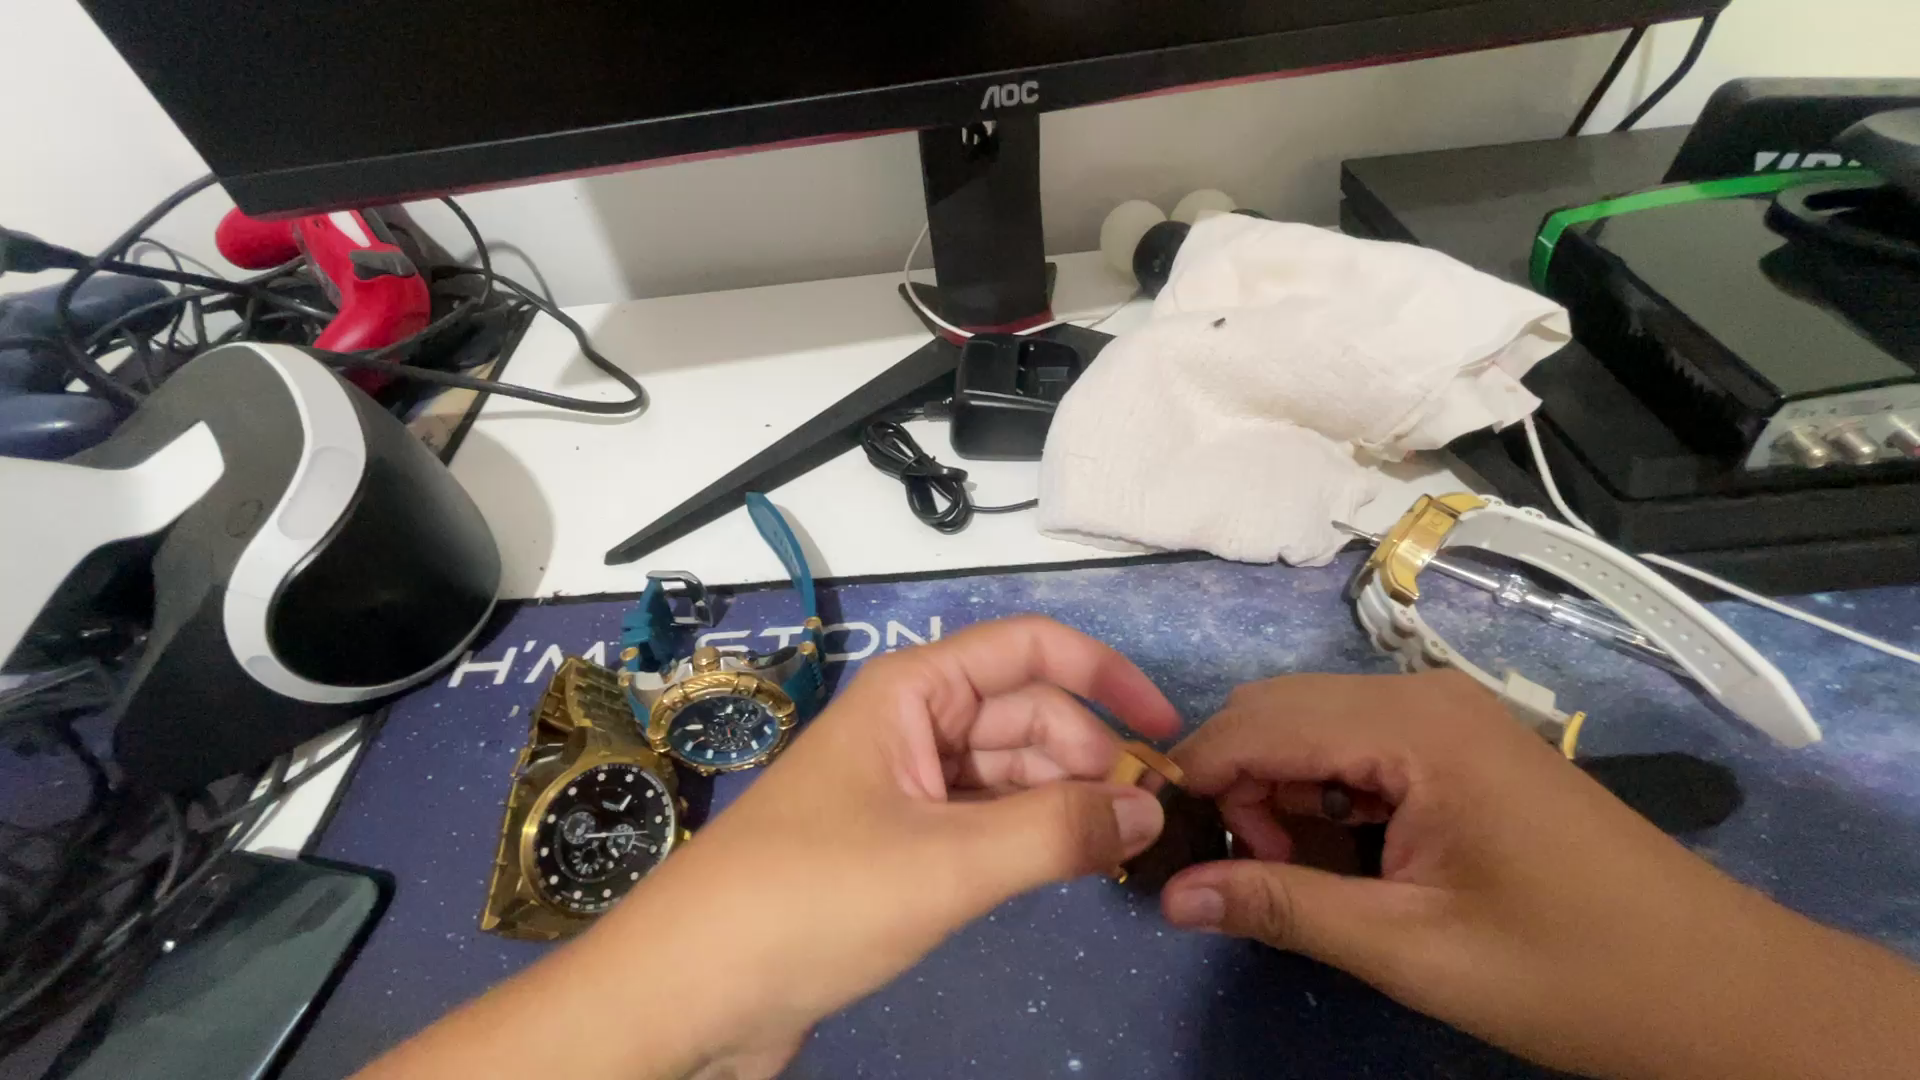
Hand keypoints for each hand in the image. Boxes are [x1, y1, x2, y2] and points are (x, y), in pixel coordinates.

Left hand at [358, 616, 1174, 1079]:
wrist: (690, 993)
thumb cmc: (812, 899)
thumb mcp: (947, 863)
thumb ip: (1056, 831)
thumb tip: (1152, 810)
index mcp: (914, 691)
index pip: (1028, 648)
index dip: (1104, 673)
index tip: (1168, 727)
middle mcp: (913, 723)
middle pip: (1025, 713)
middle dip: (1091, 755)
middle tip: (1153, 821)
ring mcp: (906, 783)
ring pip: (1009, 768)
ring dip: (1066, 798)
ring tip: (1123, 850)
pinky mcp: (900, 840)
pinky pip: (985, 817)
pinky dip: (1032, 834)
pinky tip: (1071, 864)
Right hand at [1160, 671, 1919, 1079]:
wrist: (1734, 996)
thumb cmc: (1575, 974)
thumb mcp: (1412, 951)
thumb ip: (1283, 908)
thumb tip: (1171, 897)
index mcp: (1412, 726)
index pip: (1260, 723)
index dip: (1196, 774)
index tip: (1159, 834)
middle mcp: (1416, 693)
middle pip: (1274, 709)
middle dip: (1235, 781)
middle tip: (1242, 864)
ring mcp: (1436, 709)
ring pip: (1303, 721)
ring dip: (1273, 785)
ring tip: (1296, 864)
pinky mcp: (1447, 735)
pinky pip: (1344, 739)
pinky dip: (1315, 786)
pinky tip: (1338, 845)